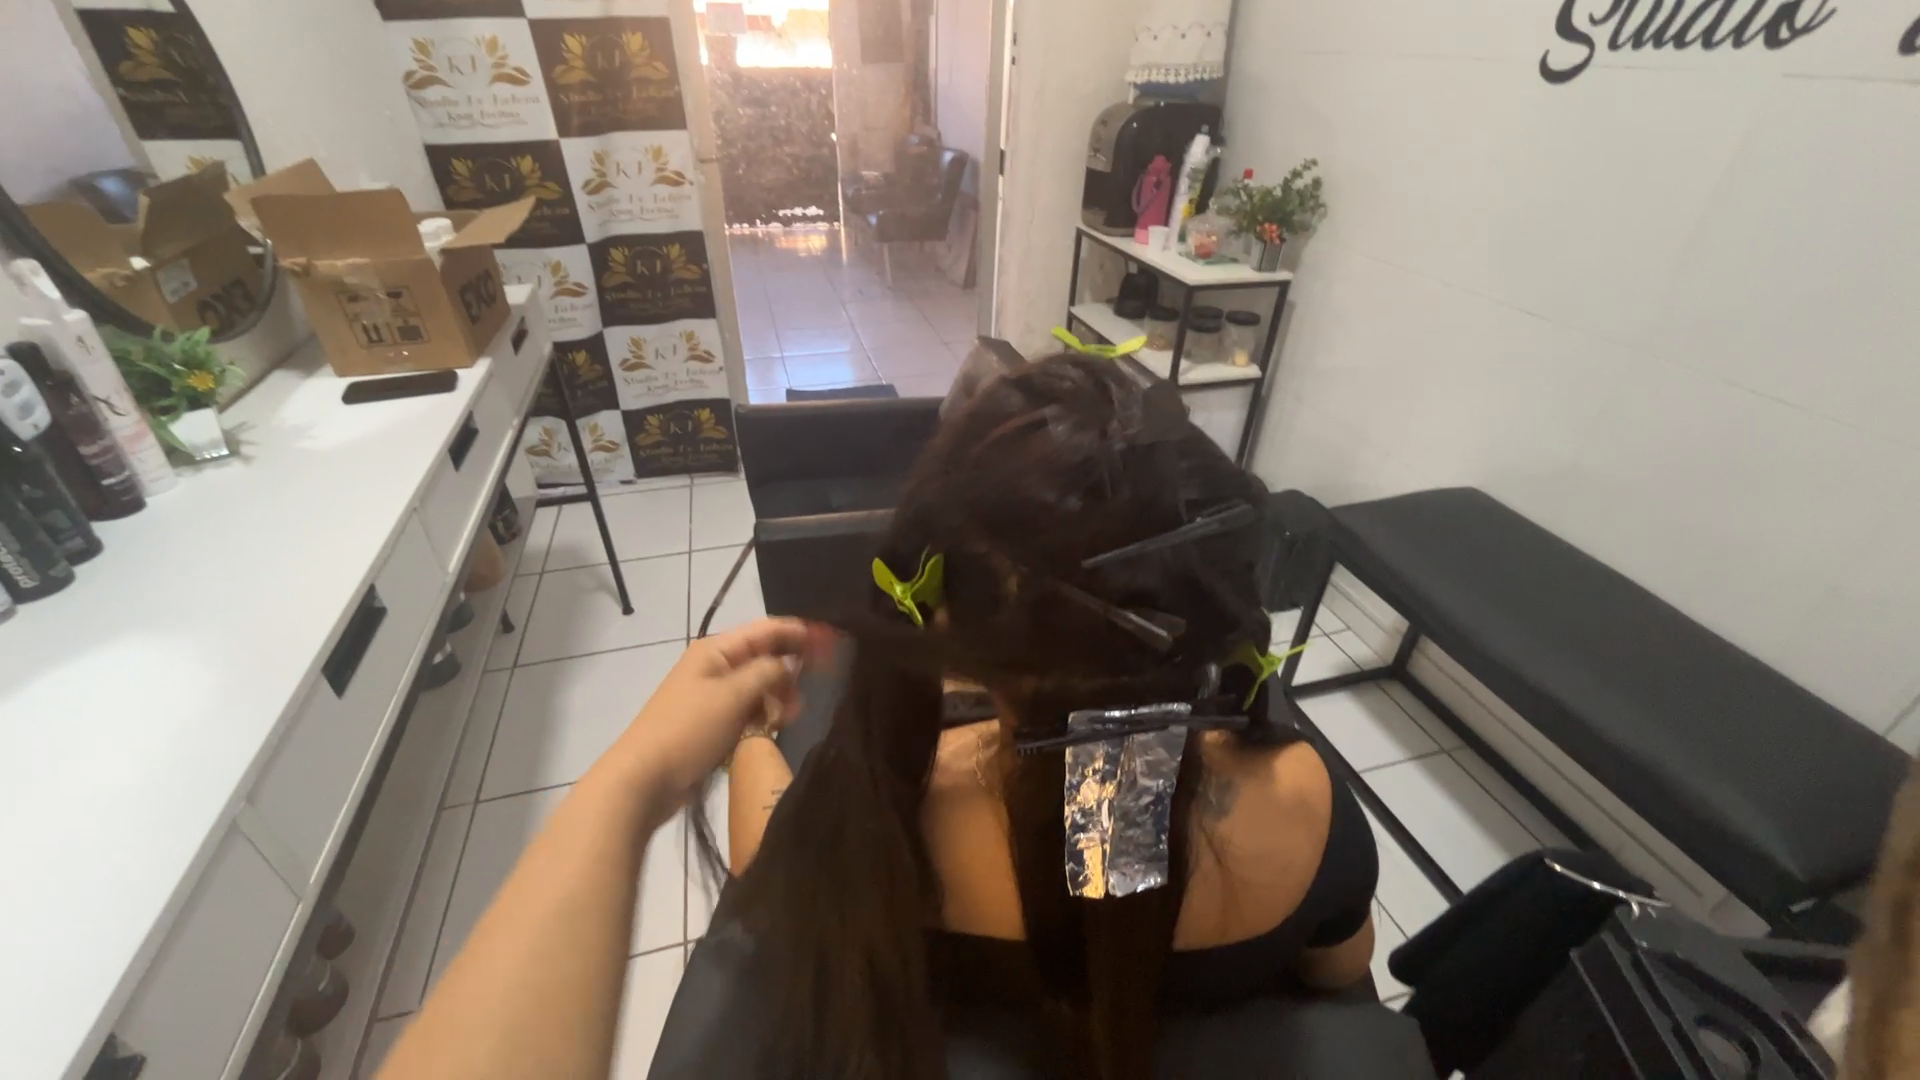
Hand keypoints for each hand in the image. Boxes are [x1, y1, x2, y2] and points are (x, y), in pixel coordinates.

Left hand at [604, 618, 827, 817]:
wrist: (642, 780)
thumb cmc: (688, 730)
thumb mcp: (733, 696)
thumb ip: (768, 673)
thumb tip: (791, 663)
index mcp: (716, 651)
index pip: (767, 629)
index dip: (800, 632)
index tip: (832, 641)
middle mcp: (715, 666)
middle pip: (763, 656)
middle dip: (790, 668)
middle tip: (813, 688)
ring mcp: (712, 695)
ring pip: (758, 685)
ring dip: (777, 695)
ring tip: (790, 715)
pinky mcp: (712, 722)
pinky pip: (747, 709)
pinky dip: (762, 714)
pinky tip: (771, 728)